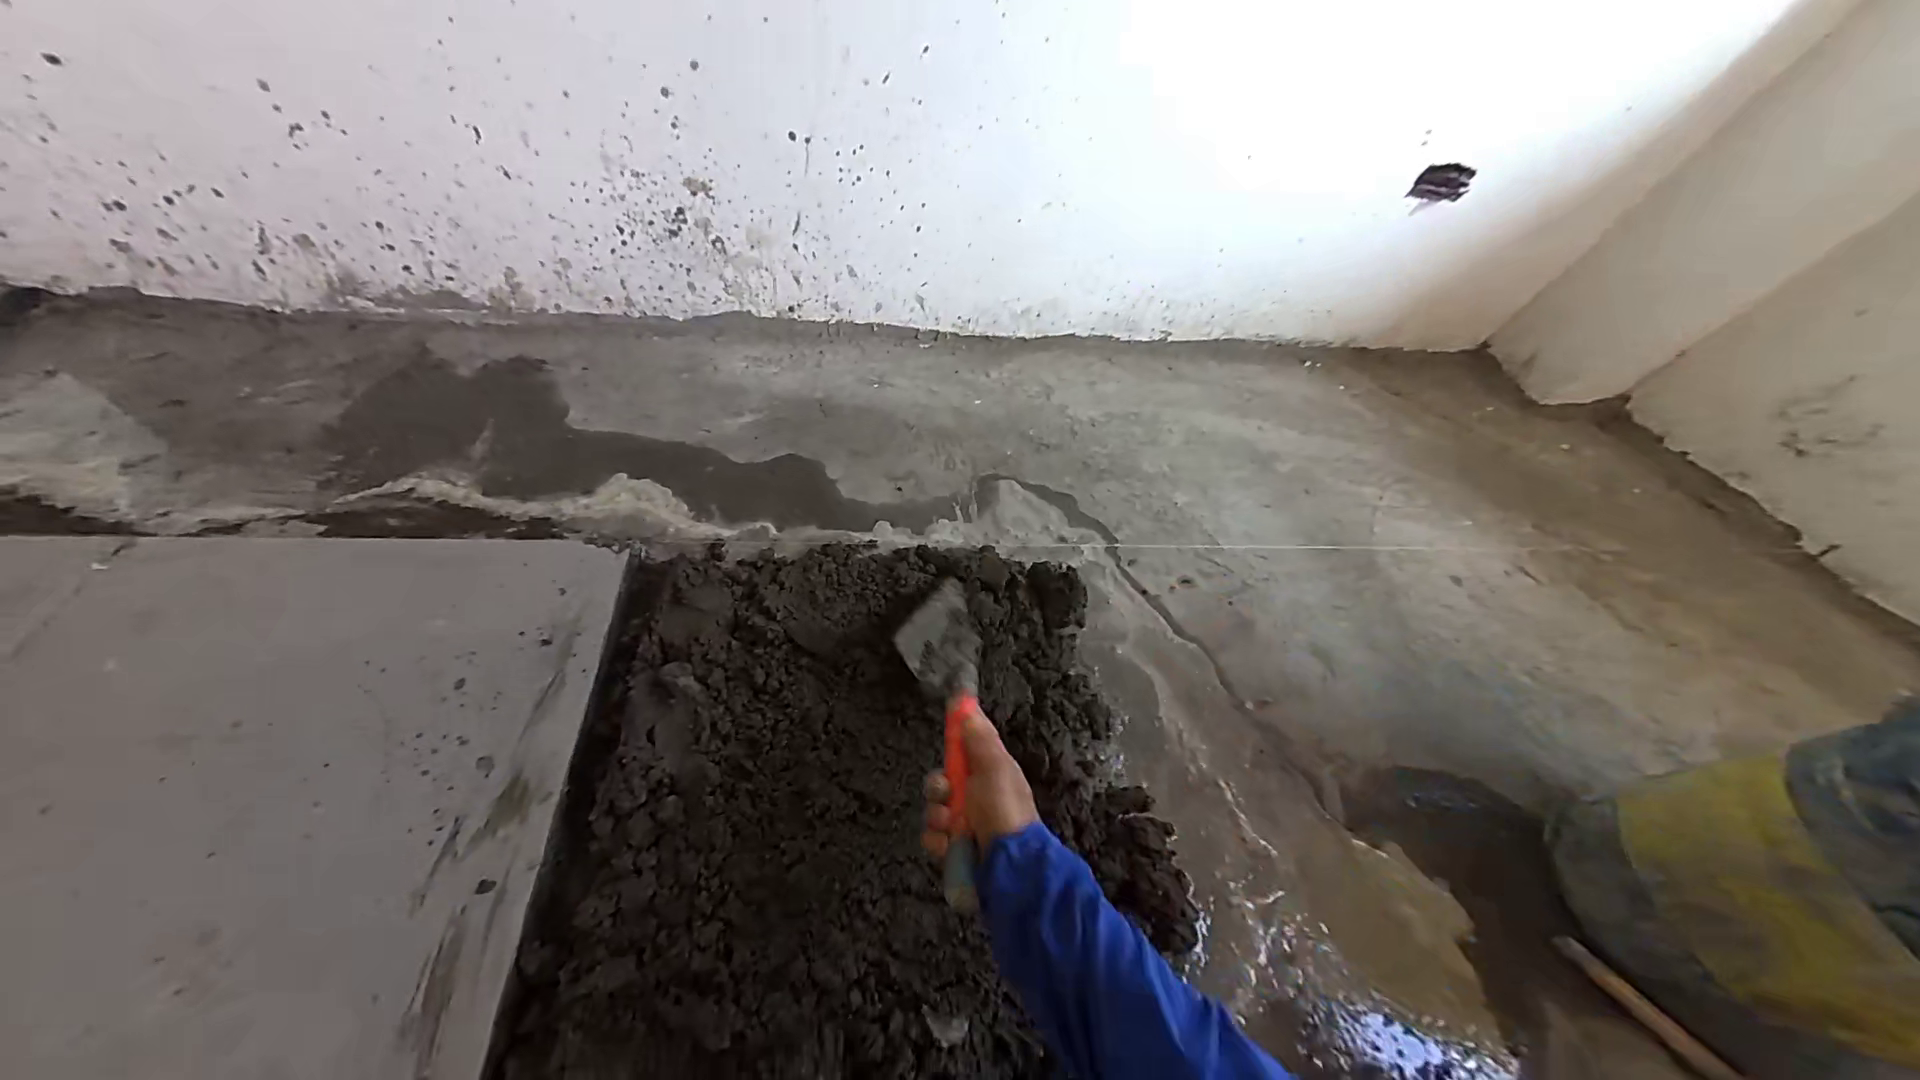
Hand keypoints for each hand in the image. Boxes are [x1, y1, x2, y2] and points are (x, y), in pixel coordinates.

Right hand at [921, 704, 1038, 858]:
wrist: (1009, 868)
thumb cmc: (1004, 811)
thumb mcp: (995, 767)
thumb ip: (980, 738)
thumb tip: (967, 706)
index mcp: (990, 771)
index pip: (967, 745)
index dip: (956, 736)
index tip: (949, 729)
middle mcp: (976, 794)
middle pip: (942, 778)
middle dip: (938, 786)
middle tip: (946, 792)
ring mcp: (964, 822)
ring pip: (933, 808)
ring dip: (937, 816)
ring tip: (951, 827)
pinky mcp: (953, 848)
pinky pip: (932, 836)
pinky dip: (937, 841)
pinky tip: (948, 845)